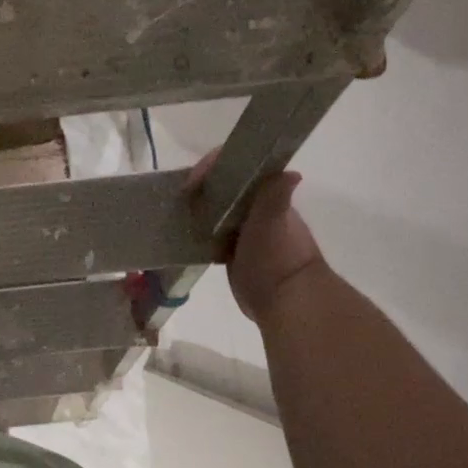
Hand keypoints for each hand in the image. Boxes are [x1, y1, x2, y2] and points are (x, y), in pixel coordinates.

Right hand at [188, 148, 324, 322]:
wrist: (285, 301)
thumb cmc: (278, 258)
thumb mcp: (273, 223)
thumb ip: (274, 196)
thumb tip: (291, 173)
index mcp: (265, 194)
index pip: (237, 165)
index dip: (213, 166)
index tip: (193, 183)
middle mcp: (254, 206)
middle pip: (222, 184)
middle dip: (200, 187)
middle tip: (180, 198)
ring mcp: (242, 228)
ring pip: (214, 208)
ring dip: (196, 209)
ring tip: (177, 214)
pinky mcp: (231, 250)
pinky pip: (209, 233)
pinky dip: (196, 232)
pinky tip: (183, 236)